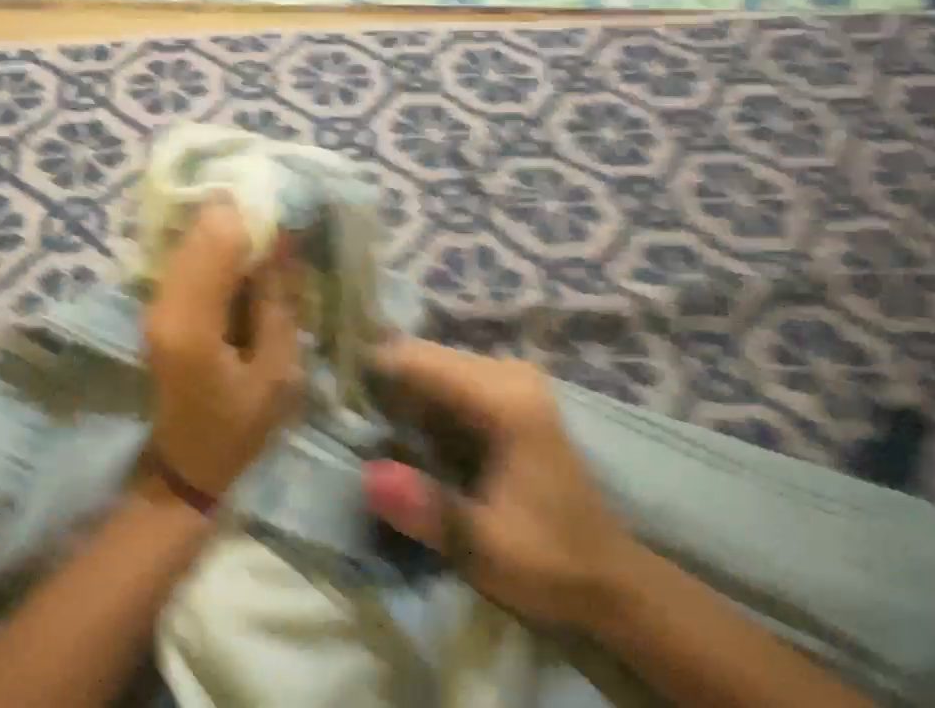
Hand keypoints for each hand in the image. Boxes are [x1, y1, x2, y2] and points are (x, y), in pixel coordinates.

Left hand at [143, 200, 304, 496]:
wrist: (186, 465)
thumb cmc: (238, 429)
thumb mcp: (278, 373)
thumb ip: (277, 302)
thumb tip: (282, 240)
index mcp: (192, 323)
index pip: (218, 240)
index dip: (253, 215)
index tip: (290, 209)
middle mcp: (162, 303)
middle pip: (199, 232)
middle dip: (241, 218)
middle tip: (283, 220)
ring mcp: (153, 303)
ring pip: (190, 240)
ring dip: (229, 233)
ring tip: (269, 239)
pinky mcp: (156, 305)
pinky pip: (187, 260)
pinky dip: (217, 251)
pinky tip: (245, 261)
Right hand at [364, 339, 640, 628]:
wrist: (606, 578)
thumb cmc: (549, 562)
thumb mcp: (483, 547)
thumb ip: (428, 510)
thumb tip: (367, 476)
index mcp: (507, 400)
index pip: (420, 361)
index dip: (370, 371)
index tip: (327, 396)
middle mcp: (509, 374)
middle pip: (421, 356)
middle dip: (379, 383)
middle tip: (341, 421)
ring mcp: (510, 380)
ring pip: (430, 366)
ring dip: (395, 393)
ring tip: (364, 429)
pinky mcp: (506, 395)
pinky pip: (444, 382)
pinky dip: (416, 402)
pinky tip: (398, 434)